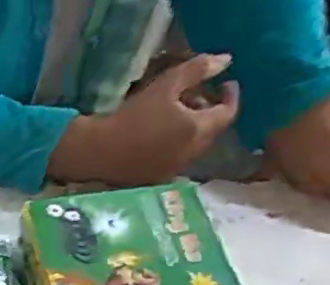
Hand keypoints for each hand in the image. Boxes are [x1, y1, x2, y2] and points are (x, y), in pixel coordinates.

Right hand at [51, 53, 238, 185]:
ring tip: (177, 118)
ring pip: (195, 147)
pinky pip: (178, 159)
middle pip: (212, 132)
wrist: (98, 152)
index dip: (231, 97)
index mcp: (197, 129)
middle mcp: (191, 153)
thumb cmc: (133, 116)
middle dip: (210, 113)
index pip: (228, 113)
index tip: (226, 84)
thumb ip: (198, 69)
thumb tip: (226, 60)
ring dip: (194, 131)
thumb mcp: (167, 84)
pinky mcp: (157, 179)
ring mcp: (174, 170)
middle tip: (196, 98)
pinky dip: (179, 146)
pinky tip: (163, 138)